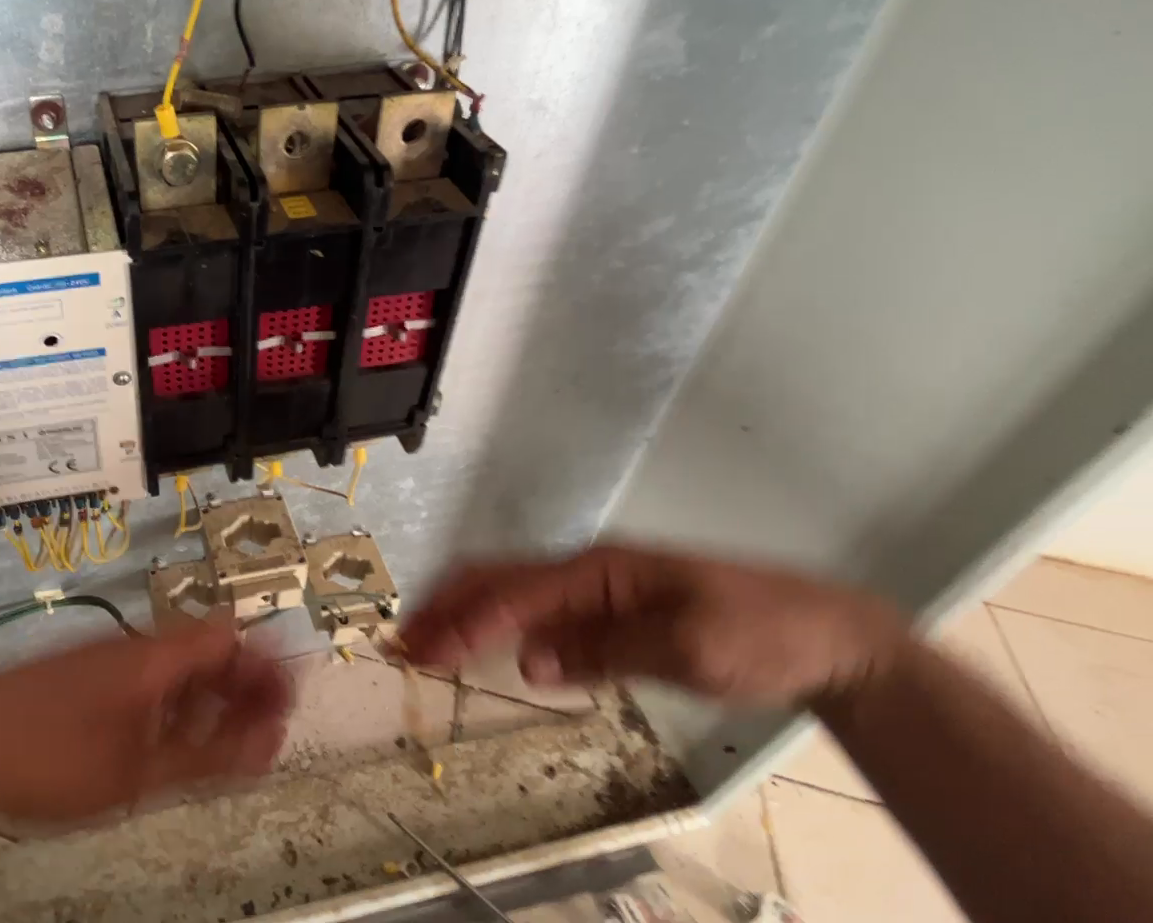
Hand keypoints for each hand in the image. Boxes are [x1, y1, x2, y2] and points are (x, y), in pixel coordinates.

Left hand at [0, 623, 290, 838]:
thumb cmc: (47, 756)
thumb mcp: (135, 771)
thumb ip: (207, 756)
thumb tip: (268, 740)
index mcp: (152, 657)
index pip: (228, 636)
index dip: (265, 661)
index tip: (288, 699)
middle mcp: (133, 648)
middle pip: (204, 649)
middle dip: (242, 684)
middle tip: (265, 731)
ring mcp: (103, 663)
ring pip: (174, 669)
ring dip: (209, 699)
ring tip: (228, 746)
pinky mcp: (81, 680)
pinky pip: (144, 684)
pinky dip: (172, 708)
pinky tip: (171, 746)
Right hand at [397, 545, 910, 708]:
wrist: (829, 635)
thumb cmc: (762, 636)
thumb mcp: (690, 649)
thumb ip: (604, 650)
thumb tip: (529, 662)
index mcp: (600, 571)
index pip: (515, 595)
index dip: (466, 621)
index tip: (424, 649)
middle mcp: (588, 570)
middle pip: (499, 579)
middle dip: (448, 607)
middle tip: (405, 642)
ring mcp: (597, 587)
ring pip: (512, 591)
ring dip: (465, 613)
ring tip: (427, 642)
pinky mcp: (609, 607)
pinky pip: (537, 610)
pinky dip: (497, 625)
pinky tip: (484, 645)